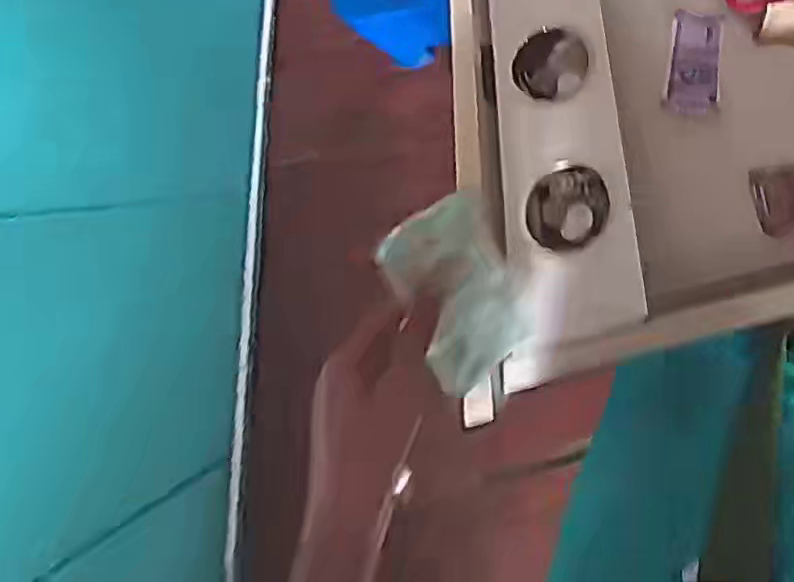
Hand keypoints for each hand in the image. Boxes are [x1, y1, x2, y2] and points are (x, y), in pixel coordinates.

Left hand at [301, 296, 442, 532]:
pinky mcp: (357, 420)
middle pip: (383, 334)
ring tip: (450, 336)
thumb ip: (415, 337)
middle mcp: (339, 374)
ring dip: (417, 346)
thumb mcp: (403, 384)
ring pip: (387, 358)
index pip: (382, 312)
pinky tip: (433, 375)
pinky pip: (387, 379)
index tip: (446, 281)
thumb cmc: (376, 443)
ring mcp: (345, 399)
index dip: (415, 294)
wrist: (352, 512)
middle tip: (454, 307)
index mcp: (344, 360)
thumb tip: (431, 294)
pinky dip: (411, 370)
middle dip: (418, 320)